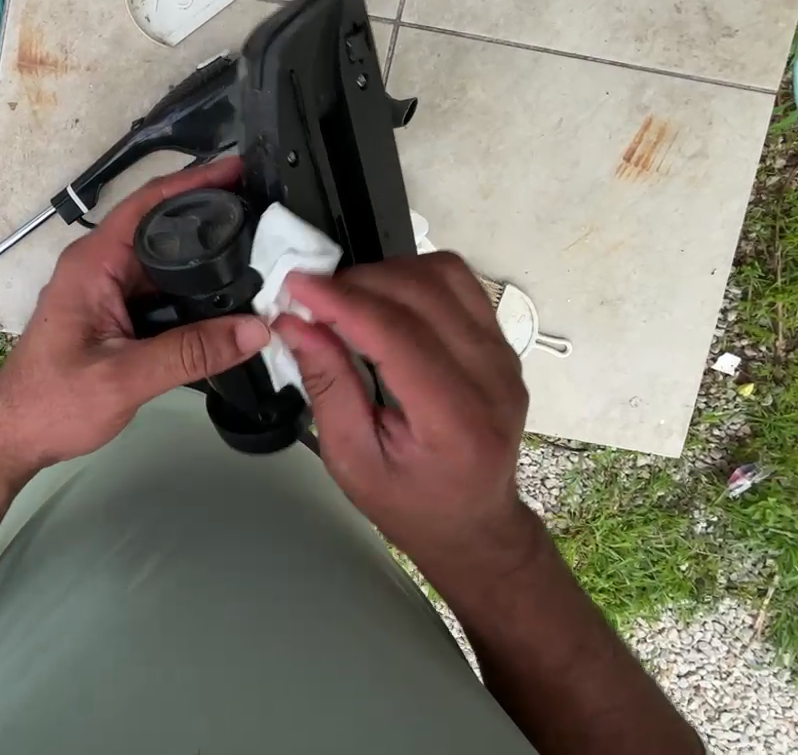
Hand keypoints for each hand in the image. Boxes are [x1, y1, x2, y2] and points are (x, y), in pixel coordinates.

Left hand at [0, 158, 270, 474]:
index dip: (194, 181)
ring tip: (260, 251)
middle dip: (211, 215)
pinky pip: (161, 288)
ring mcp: (107, 288)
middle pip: (162, 226)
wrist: (15, 433)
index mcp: (93, 262)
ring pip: (165, 260)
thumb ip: (190, 353)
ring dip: (207, 255)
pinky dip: (195, 287)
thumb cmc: (52, 401)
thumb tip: (255, 330)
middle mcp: (100, 265)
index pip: (148, 203)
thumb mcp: (124, 377)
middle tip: (266, 215)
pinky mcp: (115, 311)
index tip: (239, 169)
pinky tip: (229, 294)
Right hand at [274, 253, 540, 587]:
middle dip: (355, 282)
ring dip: (384, 273)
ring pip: (443, 275)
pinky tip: (381, 298)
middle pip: (422, 293)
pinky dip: (410, 276)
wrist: (475, 524)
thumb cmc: (409, 504)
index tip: (295, 284)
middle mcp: (492, 378)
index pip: (397, 334)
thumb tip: (293, 323)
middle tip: (311, 297)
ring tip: (345, 298)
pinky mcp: (501, 342)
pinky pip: (457, 283)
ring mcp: (504, 355)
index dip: (341, 300)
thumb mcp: (351, 459)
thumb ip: (327, 386)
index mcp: (456, 420)